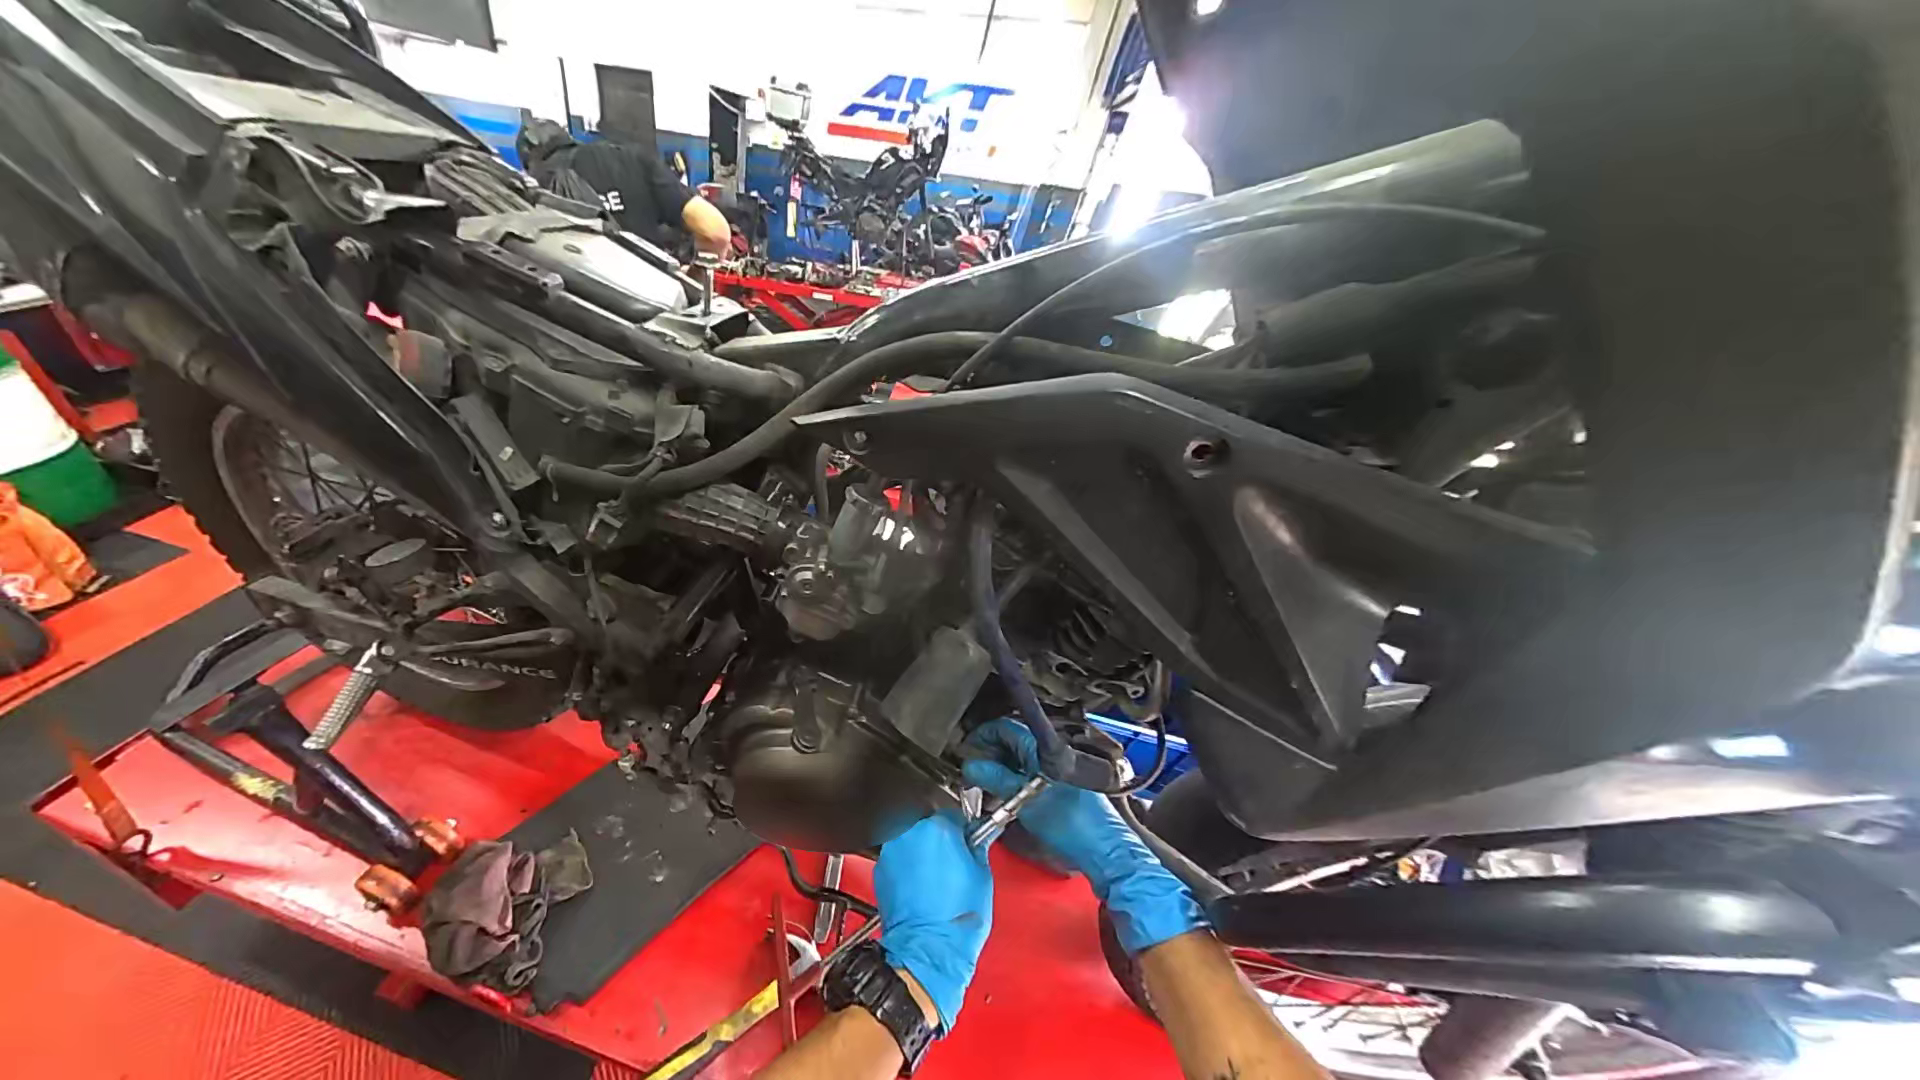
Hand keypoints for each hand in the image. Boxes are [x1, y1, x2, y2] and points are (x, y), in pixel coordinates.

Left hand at [872, 811, 992, 1033]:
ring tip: (937, 877)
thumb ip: (976, 845)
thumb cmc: (955, 920)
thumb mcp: (982, 875)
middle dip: (941, 838)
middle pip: (929, 823)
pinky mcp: (880, 871)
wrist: (927, 953)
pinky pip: (900, 858)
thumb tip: (974, 837)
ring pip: (912, 840)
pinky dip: (909, 866)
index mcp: (938, 828)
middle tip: (954, 860)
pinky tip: (922, 886)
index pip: (954, 813)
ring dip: (923, 850)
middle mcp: (910, 833)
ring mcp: (892, 851)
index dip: (964, 829)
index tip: (968, 841)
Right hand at [962, 718, 1205, 954]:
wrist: (1104, 850)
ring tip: (982, 786)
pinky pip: (1028, 773)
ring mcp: (1055, 768)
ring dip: (997, 768)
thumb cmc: (1071, 825)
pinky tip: (1001, 796)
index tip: (966, 751)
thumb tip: (970, 765)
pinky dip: (1011, 780)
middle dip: (987, 753)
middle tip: (970, 771)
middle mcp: (1050, 752)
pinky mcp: (1058, 785)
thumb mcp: (1024, 801)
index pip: (1005, 727)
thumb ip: (995, 779)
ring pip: (1018, 758)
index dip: (982, 735)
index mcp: (1044, 748)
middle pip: (1010, 741)